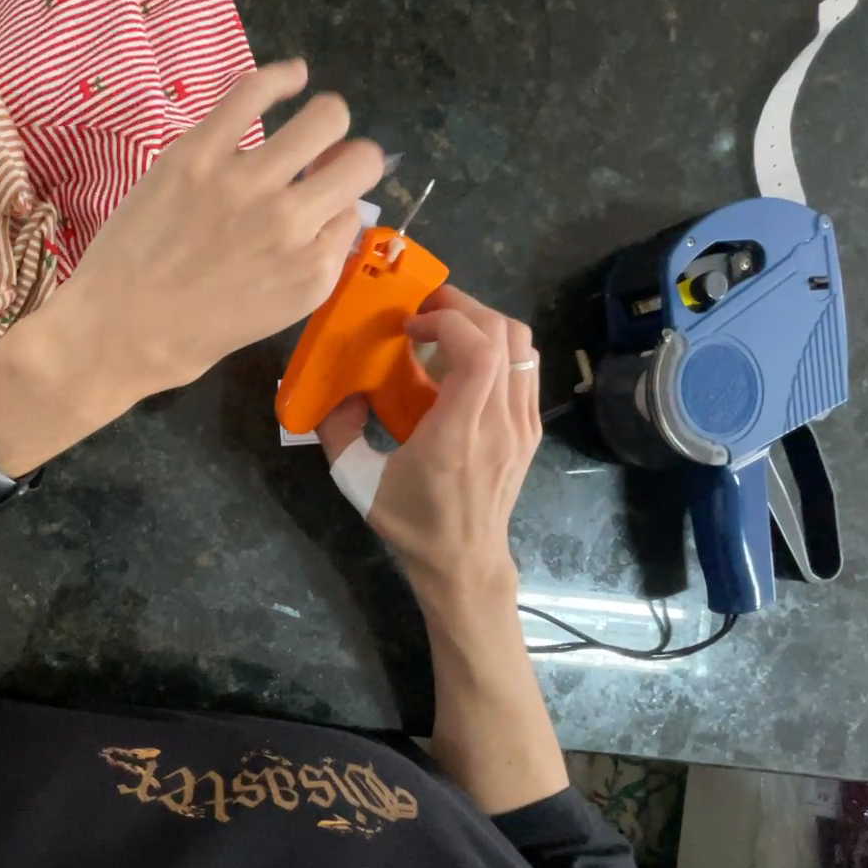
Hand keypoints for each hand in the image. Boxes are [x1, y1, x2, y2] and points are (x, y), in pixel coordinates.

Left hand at [53, 59, 384, 394]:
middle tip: (321, 165)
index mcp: (310, 274)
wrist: (112, 333)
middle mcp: (292, 223)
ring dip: (326, 122)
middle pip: (359, 162)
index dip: (335, 211)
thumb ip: (303, 268)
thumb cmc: (184, 343)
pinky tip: (292, 78)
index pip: (352, 215)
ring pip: (325, 117)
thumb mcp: (266, 321)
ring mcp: (246, 182)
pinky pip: (256, 90)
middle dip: (349, 162)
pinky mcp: (200, 154)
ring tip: (308, 129)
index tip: (314, 213)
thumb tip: (323, 219)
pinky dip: (283, 78)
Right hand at [316, 286, 540, 614]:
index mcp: (456, 436)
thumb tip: (337, 393)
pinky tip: (466, 360)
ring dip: (484, 323)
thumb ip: (338, 434)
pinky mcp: (530, 428)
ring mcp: (522, 425)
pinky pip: (526, 367)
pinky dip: (499, 347)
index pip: (478, 352)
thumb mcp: (357, 482)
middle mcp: (499, 423)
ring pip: (522, 345)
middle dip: (464, 308)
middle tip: (426, 311)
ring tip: (447, 327)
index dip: (446, 322)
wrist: (463, 559)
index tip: (410, 328)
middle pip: (504, 335)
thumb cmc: (410, 522)